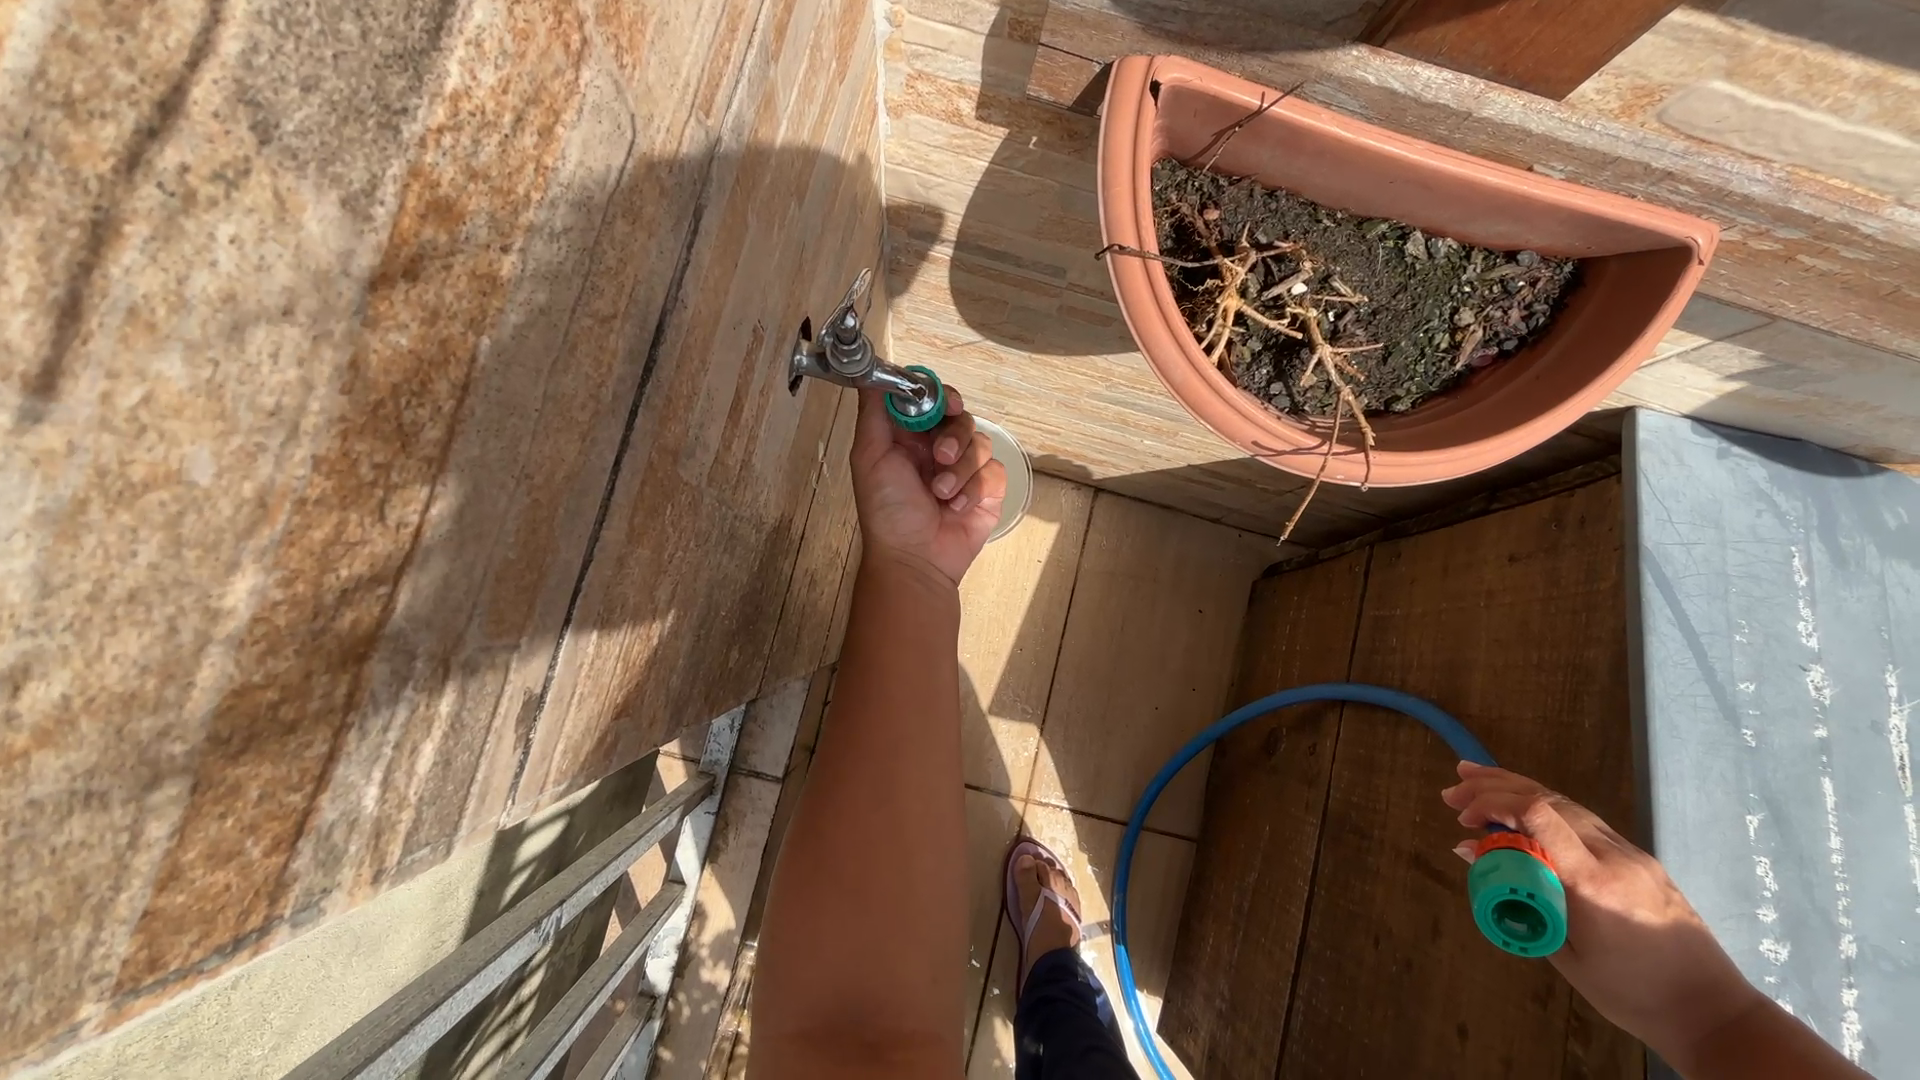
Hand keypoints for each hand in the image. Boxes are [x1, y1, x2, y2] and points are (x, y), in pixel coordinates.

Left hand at [849, 386, 1006, 587]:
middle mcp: (937, 449)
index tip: (945, 403)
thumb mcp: (870, 456)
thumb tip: (874, 373)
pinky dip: (975, 489)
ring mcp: (964, 470)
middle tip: (939, 457)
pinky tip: (957, 507)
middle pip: (960, 417)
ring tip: (942, 494)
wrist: (915, 559)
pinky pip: (993, 471)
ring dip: (960, 470)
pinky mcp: (987, 491)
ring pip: (979, 443)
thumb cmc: (887, 512)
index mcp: (909, 438)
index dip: (940, 395)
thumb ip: (875, 412)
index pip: (931, 400)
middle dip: (953, 436)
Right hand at [1441, 762, 1764, 1067]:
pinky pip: (1583, 820)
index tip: (1462, 818)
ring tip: (1474, 780)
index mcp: (1594, 883)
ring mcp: (1632, 854)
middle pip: (1549, 800)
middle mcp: (1615, 856)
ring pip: (1566, 803)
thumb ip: (1517, 895)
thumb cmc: (1630, 993)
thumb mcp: (1561, 949)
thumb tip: (1471, 850)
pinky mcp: (1639, 859)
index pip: (1541, 815)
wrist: (1713, 1013)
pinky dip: (1543, 805)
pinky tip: (1521, 806)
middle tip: (1452, 793)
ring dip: (1516, 789)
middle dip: (1494, 788)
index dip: (1494, 804)